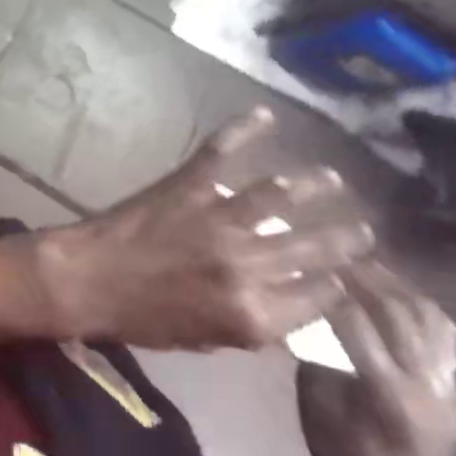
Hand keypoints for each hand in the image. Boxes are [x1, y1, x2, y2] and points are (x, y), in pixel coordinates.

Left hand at [34, 108, 376, 350]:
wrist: (91, 279)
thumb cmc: (144, 317)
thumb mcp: (206, 340)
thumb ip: (252, 324)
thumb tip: (285, 304)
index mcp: (252, 313)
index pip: (317, 298)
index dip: (338, 286)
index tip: (349, 275)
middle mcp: (246, 265)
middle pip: (311, 248)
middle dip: (345, 238)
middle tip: (364, 228)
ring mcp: (218, 219)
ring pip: (279, 194)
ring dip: (312, 184)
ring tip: (332, 177)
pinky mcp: (190, 184)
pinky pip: (223, 150)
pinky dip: (245, 128)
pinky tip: (266, 115)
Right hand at [297, 263, 455, 455]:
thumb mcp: (322, 411)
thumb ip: (317, 359)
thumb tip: (304, 310)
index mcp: (391, 396)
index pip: (358, 325)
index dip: (332, 292)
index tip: (309, 268)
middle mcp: (427, 383)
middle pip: (395, 311)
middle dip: (362, 276)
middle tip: (333, 253)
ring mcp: (448, 382)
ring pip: (423, 313)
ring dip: (391, 282)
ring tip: (362, 261)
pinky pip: (443, 329)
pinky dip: (419, 301)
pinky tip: (396, 286)